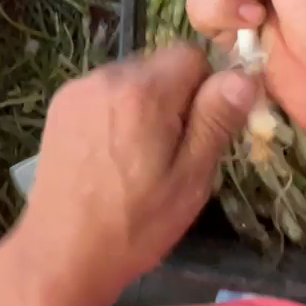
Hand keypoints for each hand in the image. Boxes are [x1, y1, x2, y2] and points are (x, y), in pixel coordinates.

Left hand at [0, 43, 257, 305]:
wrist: (61, 251)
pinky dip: (115, 110)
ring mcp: (79, 86)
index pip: (191, 54)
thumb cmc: (134, 223)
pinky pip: (103, 91)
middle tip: (169, 151)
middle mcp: (108, 75)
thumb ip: (216, 120)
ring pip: (132, 77)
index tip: (198, 130)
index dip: (205, 88)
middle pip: (159, 64)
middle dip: (173, 97)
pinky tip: (109, 153)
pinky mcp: (60, 101)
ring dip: (143, 103)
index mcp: (144, 90)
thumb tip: (245, 75)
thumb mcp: (190, 178)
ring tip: (136, 156)